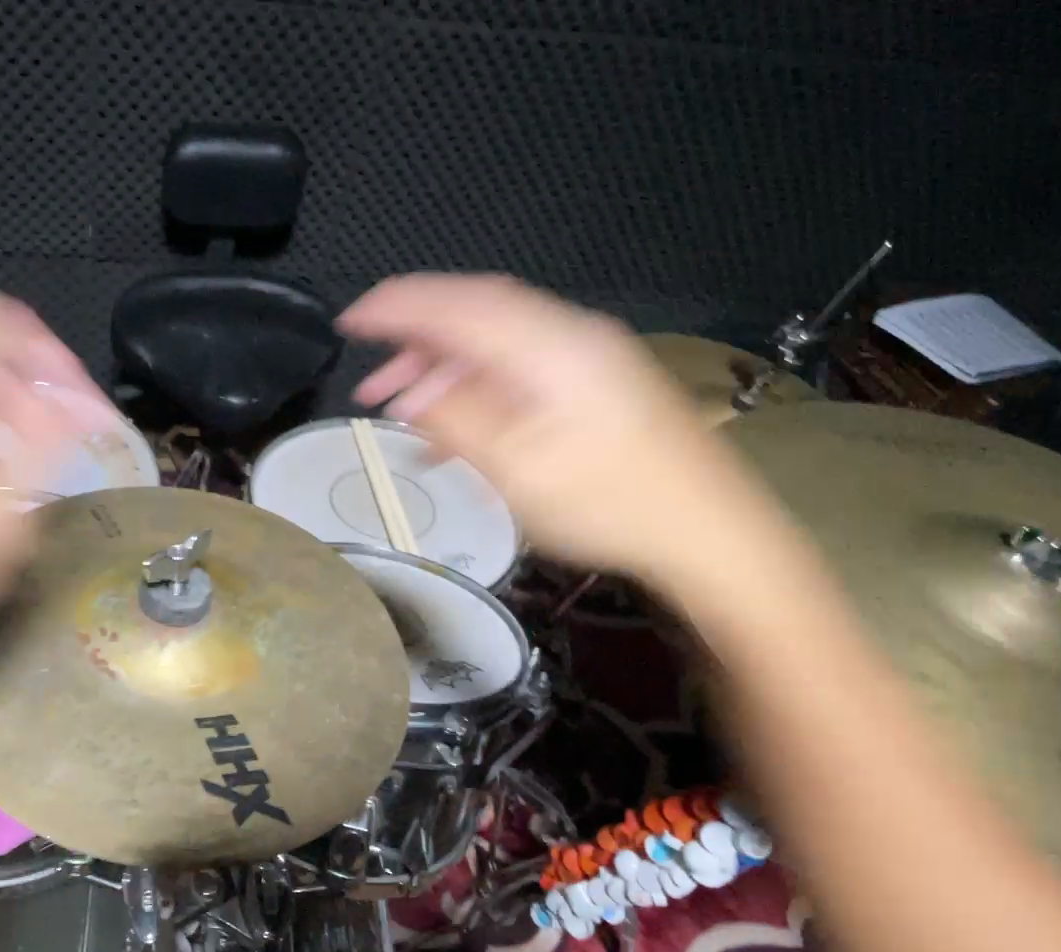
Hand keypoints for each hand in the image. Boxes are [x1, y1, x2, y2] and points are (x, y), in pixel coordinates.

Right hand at [343, 274, 762, 581]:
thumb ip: (457, 423)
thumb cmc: (616, 505)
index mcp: (552, 349)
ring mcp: (586, 362)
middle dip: (414, 345)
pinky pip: (517, 373)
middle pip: (476, 318)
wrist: (709, 535)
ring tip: (404, 411)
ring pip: (494, 347)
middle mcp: (570, 340)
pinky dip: (475, 391)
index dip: (398, 308)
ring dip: (442, 372)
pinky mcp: (593, 389)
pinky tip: (453, 430)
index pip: (460, 306)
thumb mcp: (520, 470)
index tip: (351, 320)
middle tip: (372, 383)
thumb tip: (410, 397)